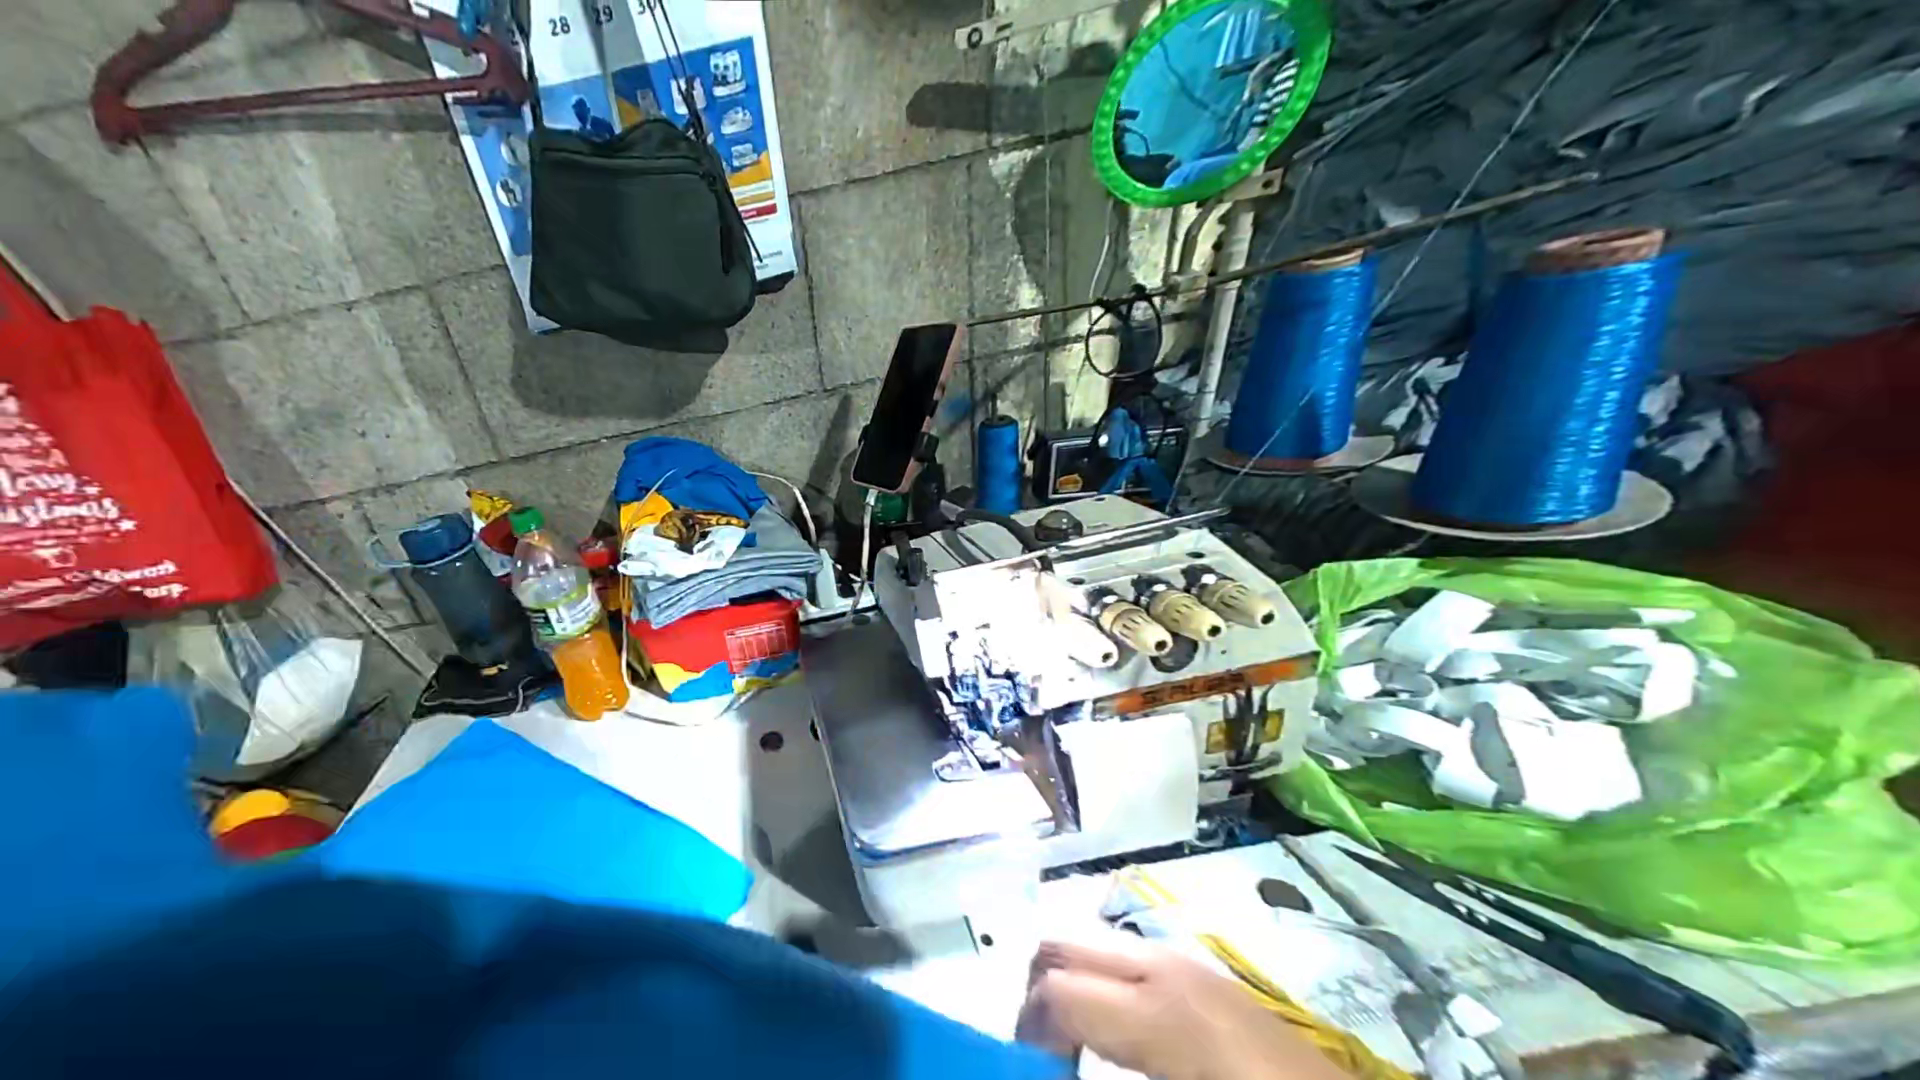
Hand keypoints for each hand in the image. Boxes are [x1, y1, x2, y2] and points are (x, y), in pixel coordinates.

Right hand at [1016, 931, 1353, 1079]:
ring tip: (1074, 1052)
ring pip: (1093, 948)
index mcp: (1155, 1010)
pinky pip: (1128, 964)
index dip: (1025, 1033)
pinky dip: (1103, 992)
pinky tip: (1123, 1046)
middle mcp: (1161, 968)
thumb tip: (1057, 1056)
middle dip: (1036, 996)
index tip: (1029, 1070)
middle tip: (1041, 1057)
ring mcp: (1185, 965)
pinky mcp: (1202, 976)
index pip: (1053, 988)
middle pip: (1062, 946)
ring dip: (1070, 991)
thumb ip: (1105, 1068)